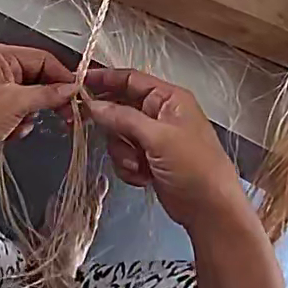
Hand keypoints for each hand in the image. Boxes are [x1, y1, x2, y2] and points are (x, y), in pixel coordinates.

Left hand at [0, 44, 75, 180]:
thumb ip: (48, 94)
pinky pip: (21, 114)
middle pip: (39, 78)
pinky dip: (22, 124)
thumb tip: (71, 89)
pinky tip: (12, 132)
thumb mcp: (15, 102)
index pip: (42, 58)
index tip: (78, 92)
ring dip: (33, 114)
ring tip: (23, 124)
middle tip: (67, 112)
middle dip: (50, 97)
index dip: (62, 76)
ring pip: (32, 99)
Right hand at [80, 68, 254, 239]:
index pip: (131, 79)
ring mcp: (153, 138)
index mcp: (169, 99)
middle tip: (101, 133)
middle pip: (120, 108)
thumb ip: (123, 118)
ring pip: (118, 135)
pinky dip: (128, 167)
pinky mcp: (148, 160)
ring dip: (123, 153)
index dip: (105, 79)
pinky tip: (143, 177)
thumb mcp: (158, 138)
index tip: (78, 83)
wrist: (209, 209)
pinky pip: (124, 155)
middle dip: (113, 126)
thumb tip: (93, 105)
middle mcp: (160, 114)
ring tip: (138, 166)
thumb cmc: (193, 165)